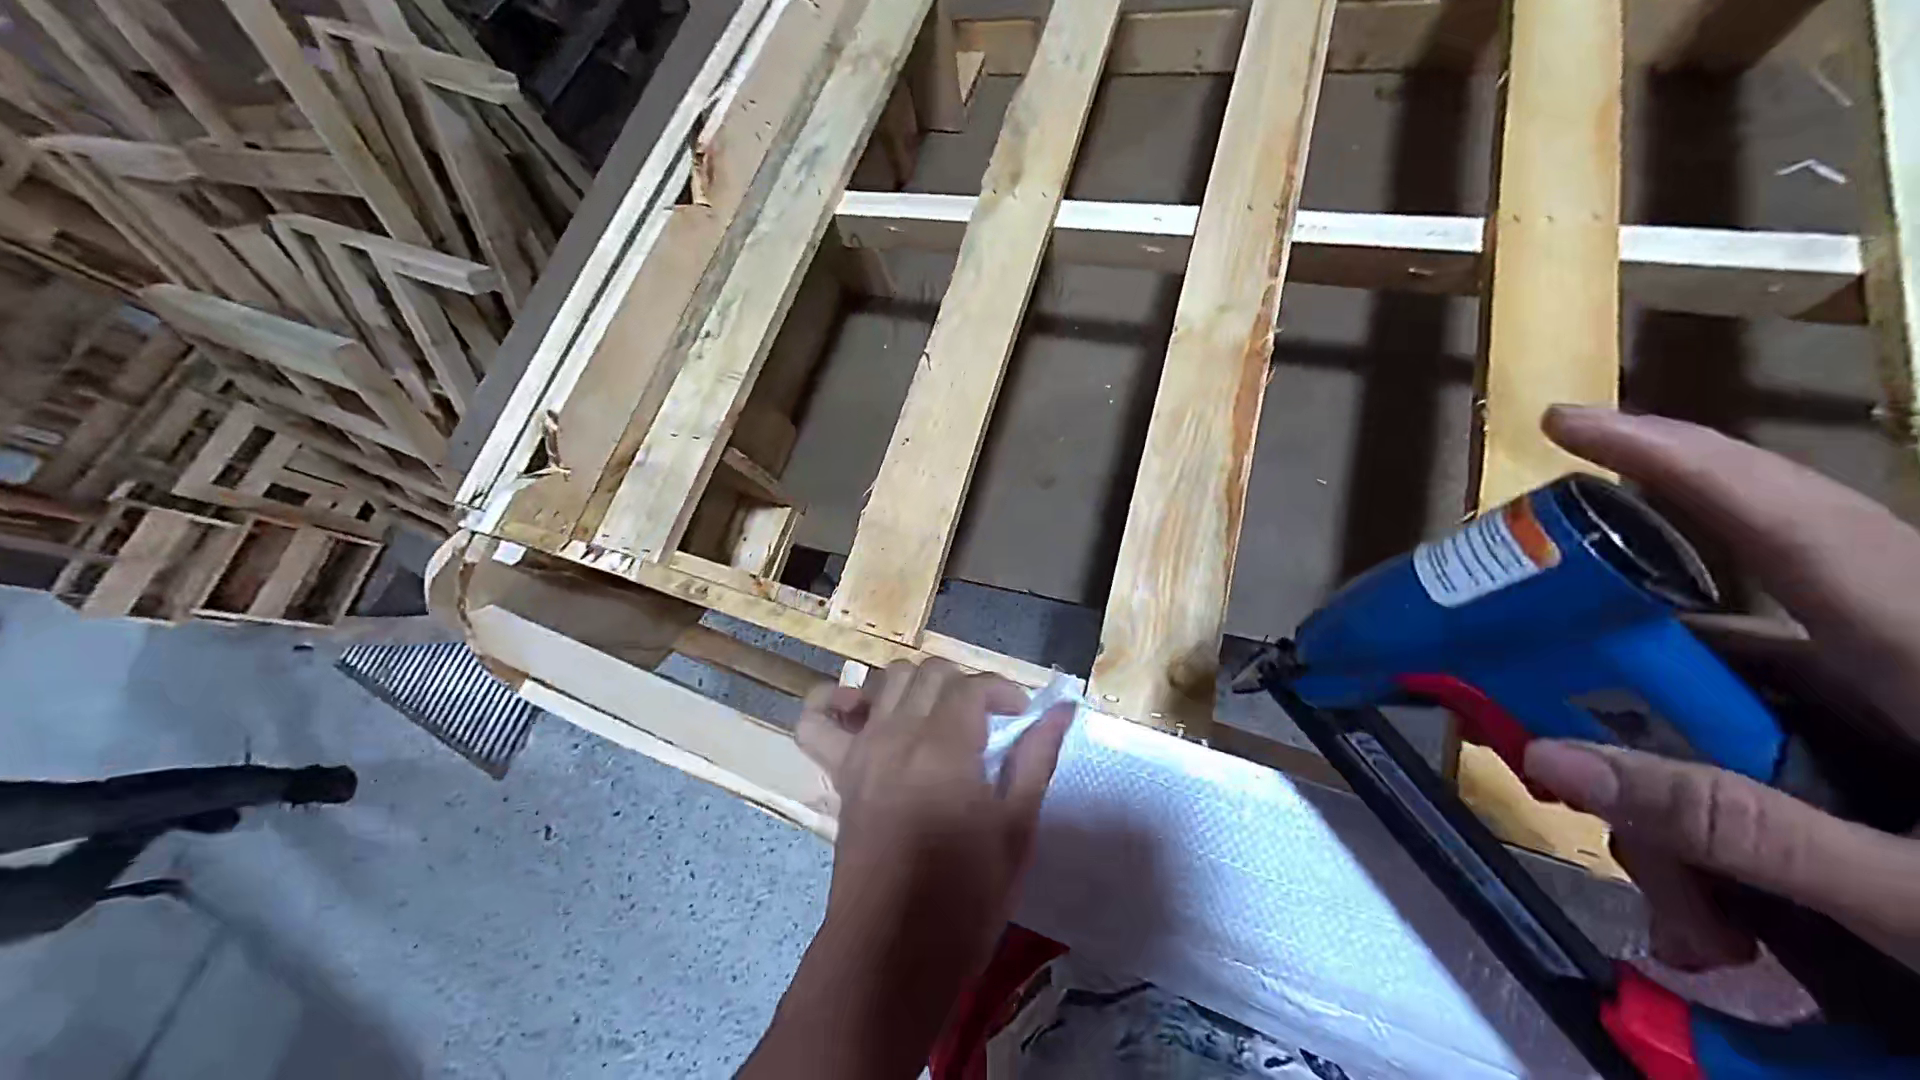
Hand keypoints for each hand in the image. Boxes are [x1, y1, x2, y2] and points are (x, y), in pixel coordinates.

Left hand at [799, 660, 1070, 973]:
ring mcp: (862, 751)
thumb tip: (1062, 710)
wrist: (893, 951)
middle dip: (965, 684)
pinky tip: (862, 712)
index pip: (972, 687)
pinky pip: (816, 721)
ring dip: (918, 686)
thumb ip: (1036, 759)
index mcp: (944, 747)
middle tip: (987, 721)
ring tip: (940, 717)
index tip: (1021, 717)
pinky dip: (834, 704)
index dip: (1003, 692)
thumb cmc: (965, 897)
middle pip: (929, 673)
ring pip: (886, 680)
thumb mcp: (1015, 830)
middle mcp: (897, 735)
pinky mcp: (841, 773)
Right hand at [1521, 406, 1919, 973]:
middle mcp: (1901, 649)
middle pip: (1710, 625)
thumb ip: (1740, 827)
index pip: (1778, 517)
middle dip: (1617, 682)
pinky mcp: (1900, 736)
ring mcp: (1897, 696)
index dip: (1667, 456)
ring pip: (1730, 692)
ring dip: (1667, 762)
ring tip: (1670, 878)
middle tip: (1549, 727)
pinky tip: (1710, 870)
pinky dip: (1713, 783)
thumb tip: (1551, 759)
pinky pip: (1768, 730)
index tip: (1565, 422)